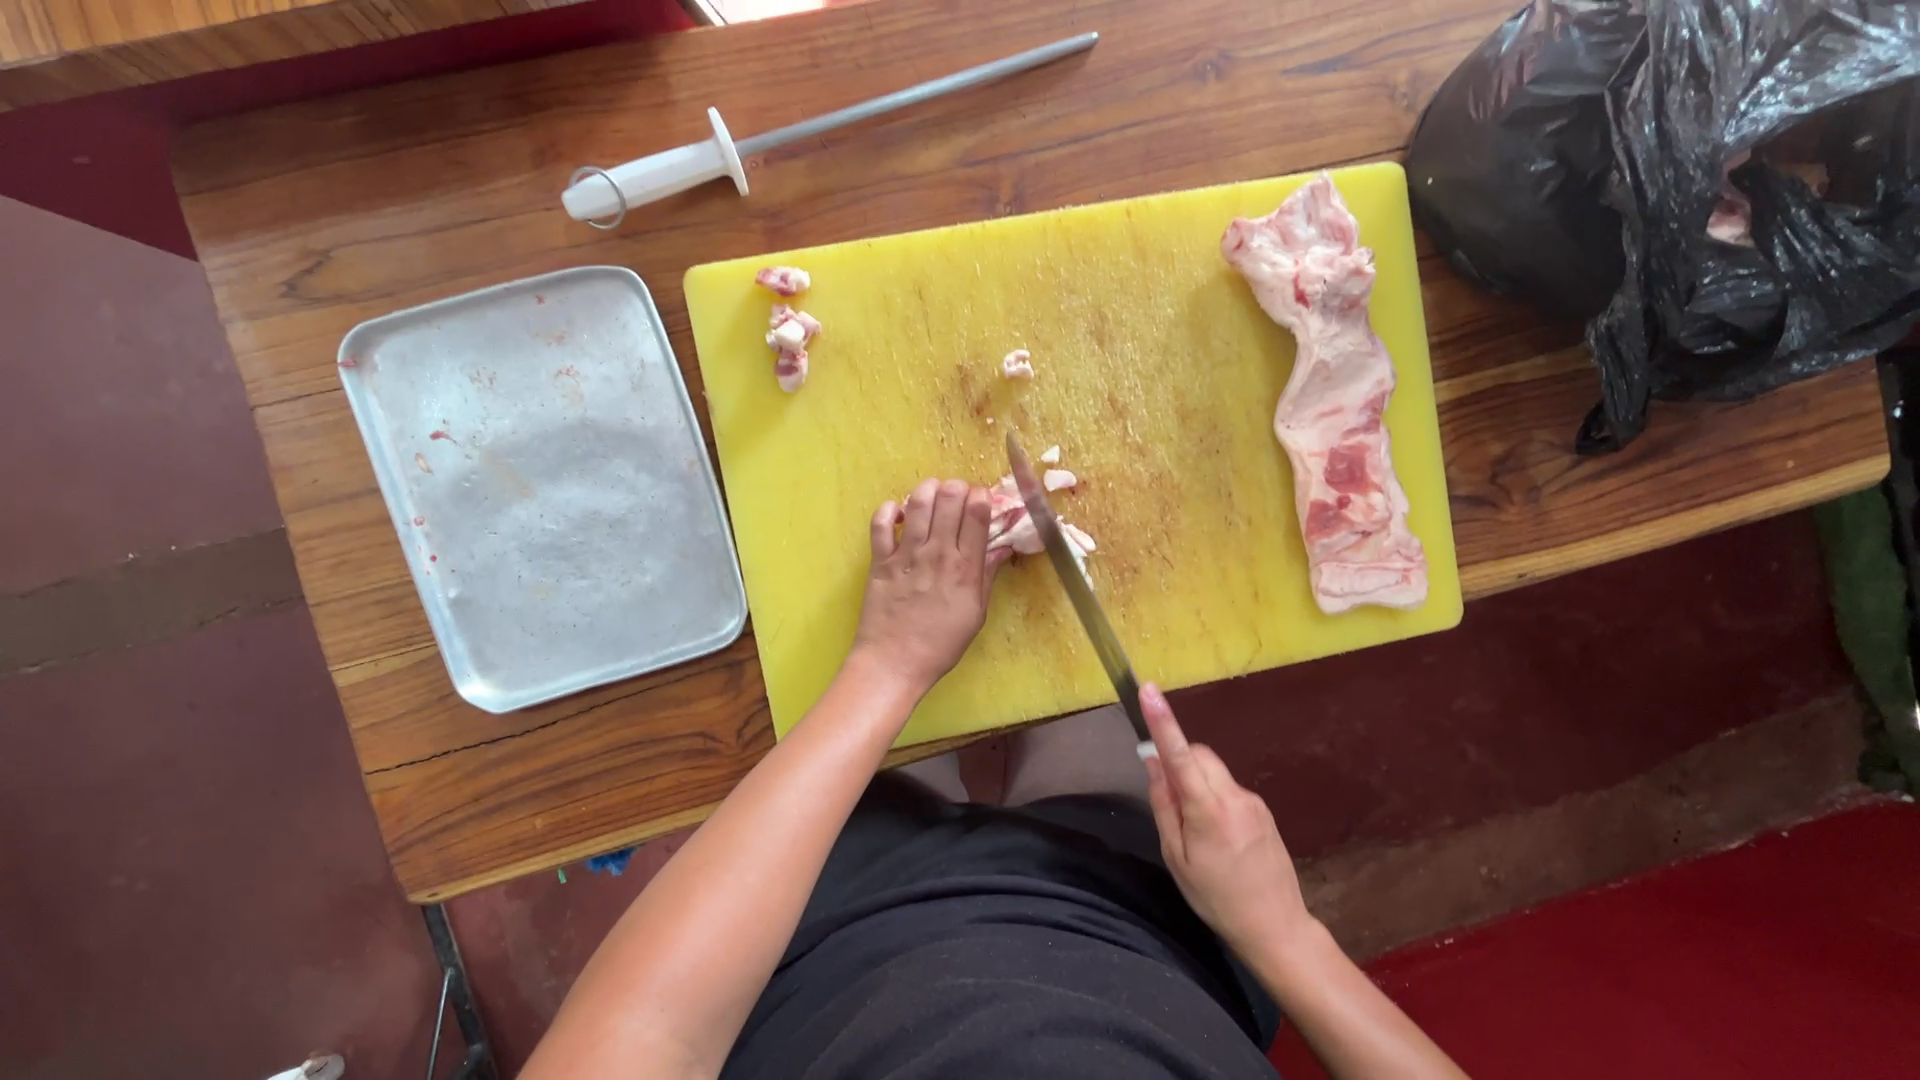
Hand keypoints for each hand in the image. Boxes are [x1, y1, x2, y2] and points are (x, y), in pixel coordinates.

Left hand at [851, 478, 1009, 695]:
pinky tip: (899, 512)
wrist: (894, 662)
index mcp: (965, 567)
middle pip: (949, 498)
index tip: (983, 499)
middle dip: (957, 487)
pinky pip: (881, 522)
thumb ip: (987, 575)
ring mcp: (906, 554)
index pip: (977, 513)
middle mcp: (937, 553)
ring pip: (917, 502)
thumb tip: (1003, 547)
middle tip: (958, 494)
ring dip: (928, 489)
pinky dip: (889, 509)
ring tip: (933, 493)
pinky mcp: (880, 560)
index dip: (983, 496)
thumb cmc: (940, 644)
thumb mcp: (976, 614)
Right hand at [1141, 682, 1317, 962]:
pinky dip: (1211, 795)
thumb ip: (1163, 805)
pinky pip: (1227, 787)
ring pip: (1213, 770)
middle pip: (1198, 754)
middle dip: (1178, 758)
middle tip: (1165, 794)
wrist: (1275, 926)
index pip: (1180, 754)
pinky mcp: (1263, 809)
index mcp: (1208, 812)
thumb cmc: (1215, 897)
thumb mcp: (1176, 858)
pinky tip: (1216, 835)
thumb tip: (1152, 761)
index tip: (1148, 689)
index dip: (1162, 720)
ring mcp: (1253, 801)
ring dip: (1195, 781)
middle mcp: (1234, 797)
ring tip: (1194, 829)